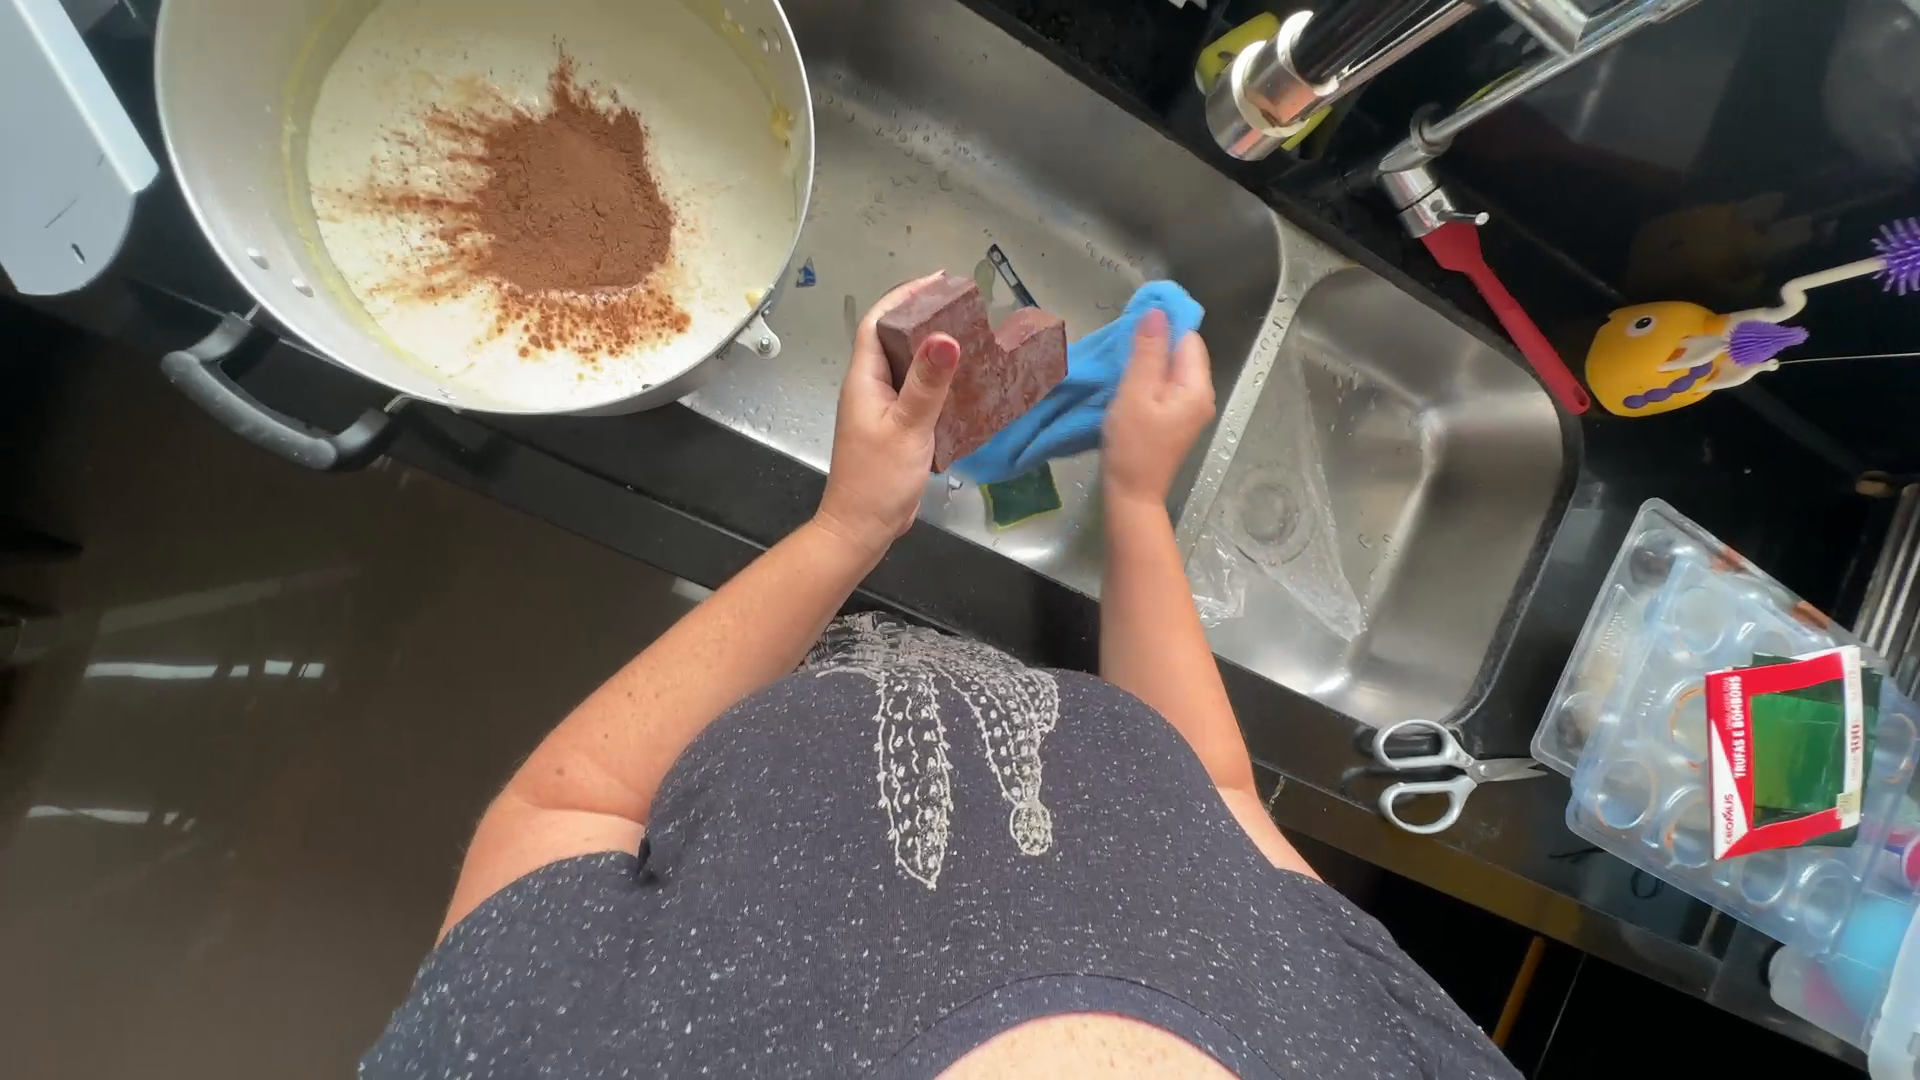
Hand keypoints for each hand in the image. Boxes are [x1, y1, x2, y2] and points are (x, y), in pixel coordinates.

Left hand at [815, 273, 959, 560]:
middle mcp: (871, 388)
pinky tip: (965, 385)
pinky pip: (919, 395)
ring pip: (909, 368)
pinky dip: (940, 383)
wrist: (863, 527)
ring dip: (934, 351)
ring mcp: (884, 410)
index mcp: (864, 380)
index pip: (879, 322)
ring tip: (971, 338)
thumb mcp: (907, 427)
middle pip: (895, 339)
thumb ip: (927, 383)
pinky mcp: (897, 430)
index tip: (939, 282)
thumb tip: (947, 337)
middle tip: (964, 306)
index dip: (906, 296)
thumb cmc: (877, 479)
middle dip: (925, 317)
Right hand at [1101, 310, 1214, 508]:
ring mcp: (1189, 412)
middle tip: (1121, 352)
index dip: (1162, 329)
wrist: (1131, 494)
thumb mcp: (1136, 393)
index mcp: (1197, 387)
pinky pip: (1165, 390)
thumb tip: (1157, 313)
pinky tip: (1127, 389)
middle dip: (1153, 347)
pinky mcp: (1175, 422)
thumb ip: (1147, 352)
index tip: (1132, 329)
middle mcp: (1201, 397)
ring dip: (1147, 366)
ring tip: (1121, 369)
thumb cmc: (1133, 445)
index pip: (1187, 339)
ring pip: (1170, 373)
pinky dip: (1147, 384)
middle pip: (1181, 355)